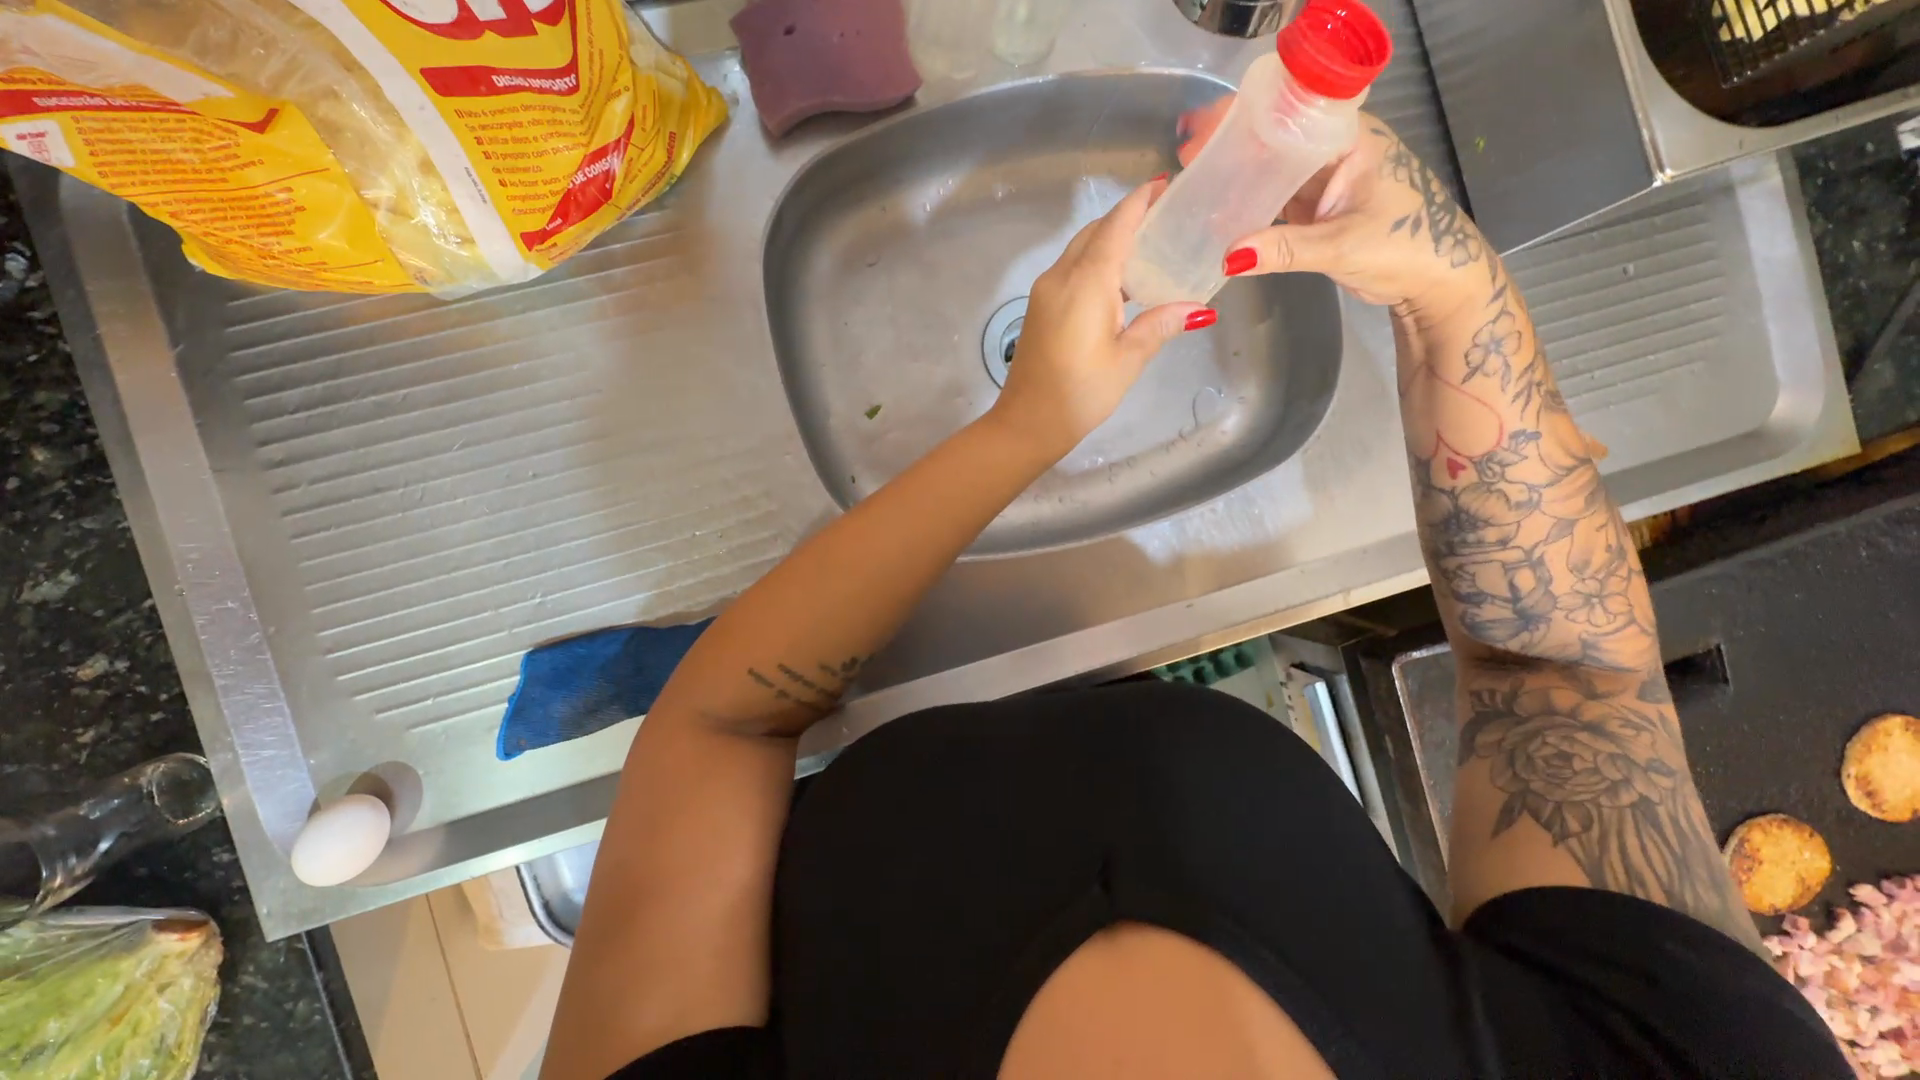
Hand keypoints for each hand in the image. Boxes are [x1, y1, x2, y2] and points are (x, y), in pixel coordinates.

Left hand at [987, 180, 1214, 457]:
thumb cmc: (1080, 393)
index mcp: (1085, 282)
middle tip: (1166, 216)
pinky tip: (1123, 280)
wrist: (1027, 422)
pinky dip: (1098, 262)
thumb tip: (1198, 308)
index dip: (1139, 202)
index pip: (1116, 226)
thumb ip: (1160, 325)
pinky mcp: (1041, 307)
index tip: (1164, 185)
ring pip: (1082, 249)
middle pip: (1096, 232)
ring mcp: (1046, 291)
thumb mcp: (1127, 360)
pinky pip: (1072, 269)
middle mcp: (1061, 276)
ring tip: (1150, 245)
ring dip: (1112, 240)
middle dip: (1128, 218)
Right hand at [1179, 102, 1492, 322]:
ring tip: (1193, 180)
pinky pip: (1276, 198)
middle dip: (1232, 145)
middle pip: (1276, 138)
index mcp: (1351, 139)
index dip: (1246, 117)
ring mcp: (1326, 180)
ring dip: (1237, 175)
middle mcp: (1336, 151)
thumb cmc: (1407, 248)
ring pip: (1272, 169)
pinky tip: (1218, 210)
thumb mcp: (1343, 246)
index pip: (1291, 112)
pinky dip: (1249, 204)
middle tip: (1187, 157)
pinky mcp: (1317, 208)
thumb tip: (1228, 258)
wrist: (1436, 282)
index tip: (1205, 130)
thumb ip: (1284, 250)